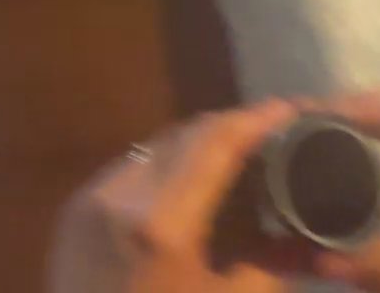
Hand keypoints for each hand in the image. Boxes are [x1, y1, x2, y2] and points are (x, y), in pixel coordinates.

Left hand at [49, 100, 298, 292]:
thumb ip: (265, 271)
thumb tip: (304, 243)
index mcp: (161, 222)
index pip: (213, 146)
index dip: (252, 121)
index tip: (285, 108)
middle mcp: (122, 193)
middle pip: (182, 137)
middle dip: (225, 129)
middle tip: (266, 133)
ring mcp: (92, 197)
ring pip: (153, 148)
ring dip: (193, 145)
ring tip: (232, 153)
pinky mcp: (74, 210)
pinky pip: (128, 170)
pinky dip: (163, 167)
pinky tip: (186, 180)